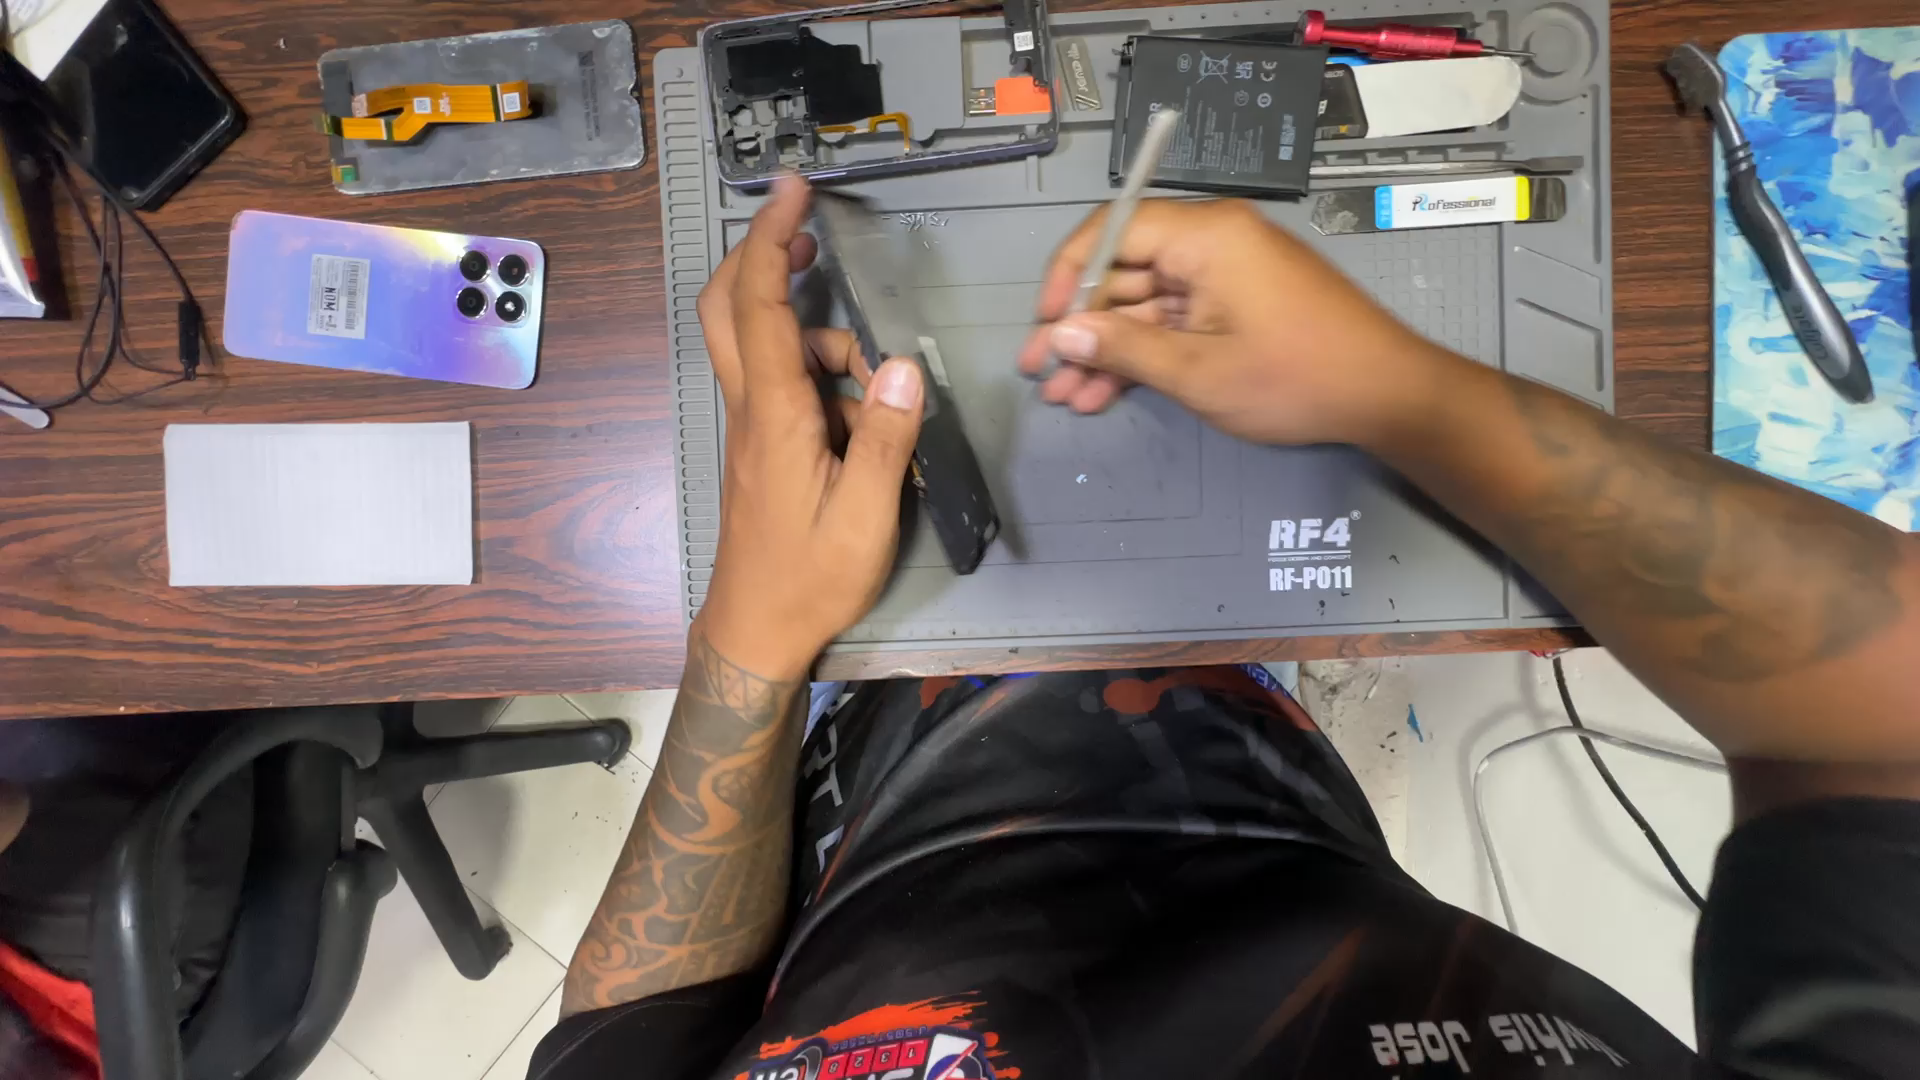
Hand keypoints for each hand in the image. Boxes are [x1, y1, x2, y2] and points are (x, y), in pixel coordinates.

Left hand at [694, 177, 925, 680]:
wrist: (756, 630)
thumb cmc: (810, 578)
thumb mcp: (865, 515)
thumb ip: (884, 439)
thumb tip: (902, 368)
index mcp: (776, 416)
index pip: (758, 307)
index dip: (769, 240)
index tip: (791, 193)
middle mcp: (753, 411)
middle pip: (729, 310)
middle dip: (761, 261)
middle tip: (808, 246)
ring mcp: (753, 430)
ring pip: (768, 352)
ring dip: (818, 343)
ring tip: (872, 388)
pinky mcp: (763, 450)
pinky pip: (784, 389)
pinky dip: (821, 383)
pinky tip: (859, 428)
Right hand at [1015, 198, 1452, 446]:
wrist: (1381, 397)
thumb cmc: (1294, 378)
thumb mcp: (1197, 371)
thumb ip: (1124, 349)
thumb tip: (1060, 333)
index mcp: (1206, 237)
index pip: (1114, 230)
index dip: (1068, 275)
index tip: (1044, 323)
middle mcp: (1209, 245)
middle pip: (1122, 273)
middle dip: (1079, 328)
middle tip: (1041, 373)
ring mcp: (1218, 279)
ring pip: (1140, 307)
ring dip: (1102, 352)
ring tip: (1064, 396)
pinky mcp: (1227, 309)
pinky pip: (1168, 325)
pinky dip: (1137, 358)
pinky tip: (1101, 395)